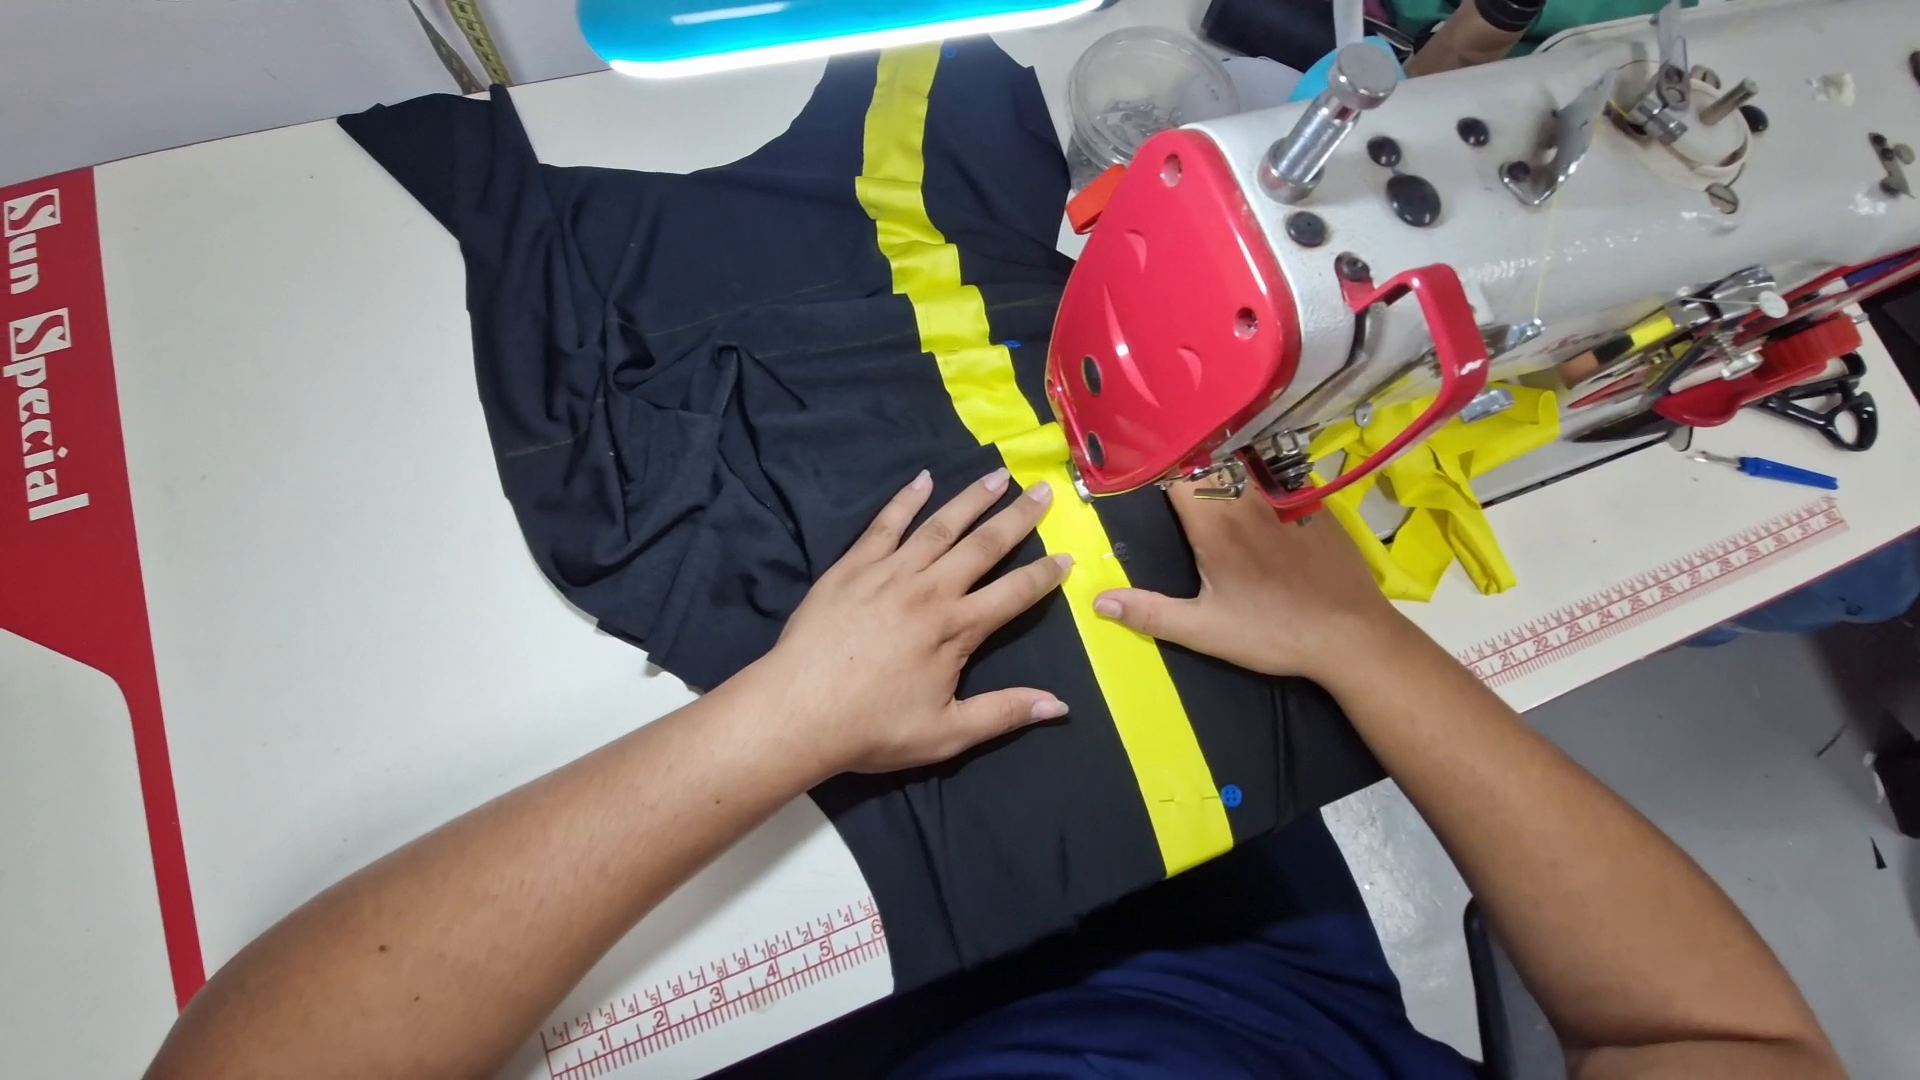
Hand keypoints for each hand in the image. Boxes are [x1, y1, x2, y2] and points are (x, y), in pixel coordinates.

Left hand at [749, 468, 1070, 776]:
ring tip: (997, 475)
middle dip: (1018, 517)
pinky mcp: (853, 567)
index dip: (1045, 574)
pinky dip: (905, 500)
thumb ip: (1004, 713)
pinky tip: (922, 479)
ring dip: (972, 498)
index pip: (1015, 593)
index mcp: (957, 628)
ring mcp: (889, 572)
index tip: (1067, 555)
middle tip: (1043, 490)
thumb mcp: (946, 734)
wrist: (797, 710)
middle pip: (984, 545)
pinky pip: (885, 525)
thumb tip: (1060, 705)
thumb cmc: (872, 727)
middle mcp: (930, 589)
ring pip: (940, 526)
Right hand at [1092, 483, 1411, 684]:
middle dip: (1186, 464)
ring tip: (1208, 479)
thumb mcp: (1204, 630)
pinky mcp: (1313, 504)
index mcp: (1215, 524)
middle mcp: (1248, 500)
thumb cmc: (1273, 632)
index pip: (1177, 471)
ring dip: (1222, 467)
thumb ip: (1150, 613)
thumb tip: (1099, 601)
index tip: (1142, 473)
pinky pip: (1278, 476)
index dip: (1157, 467)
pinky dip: (1259, 476)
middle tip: (1170, 478)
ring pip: (1244, 463)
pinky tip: (1254, 502)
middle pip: (1208, 460)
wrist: (1352, 636)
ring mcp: (1285, 498)